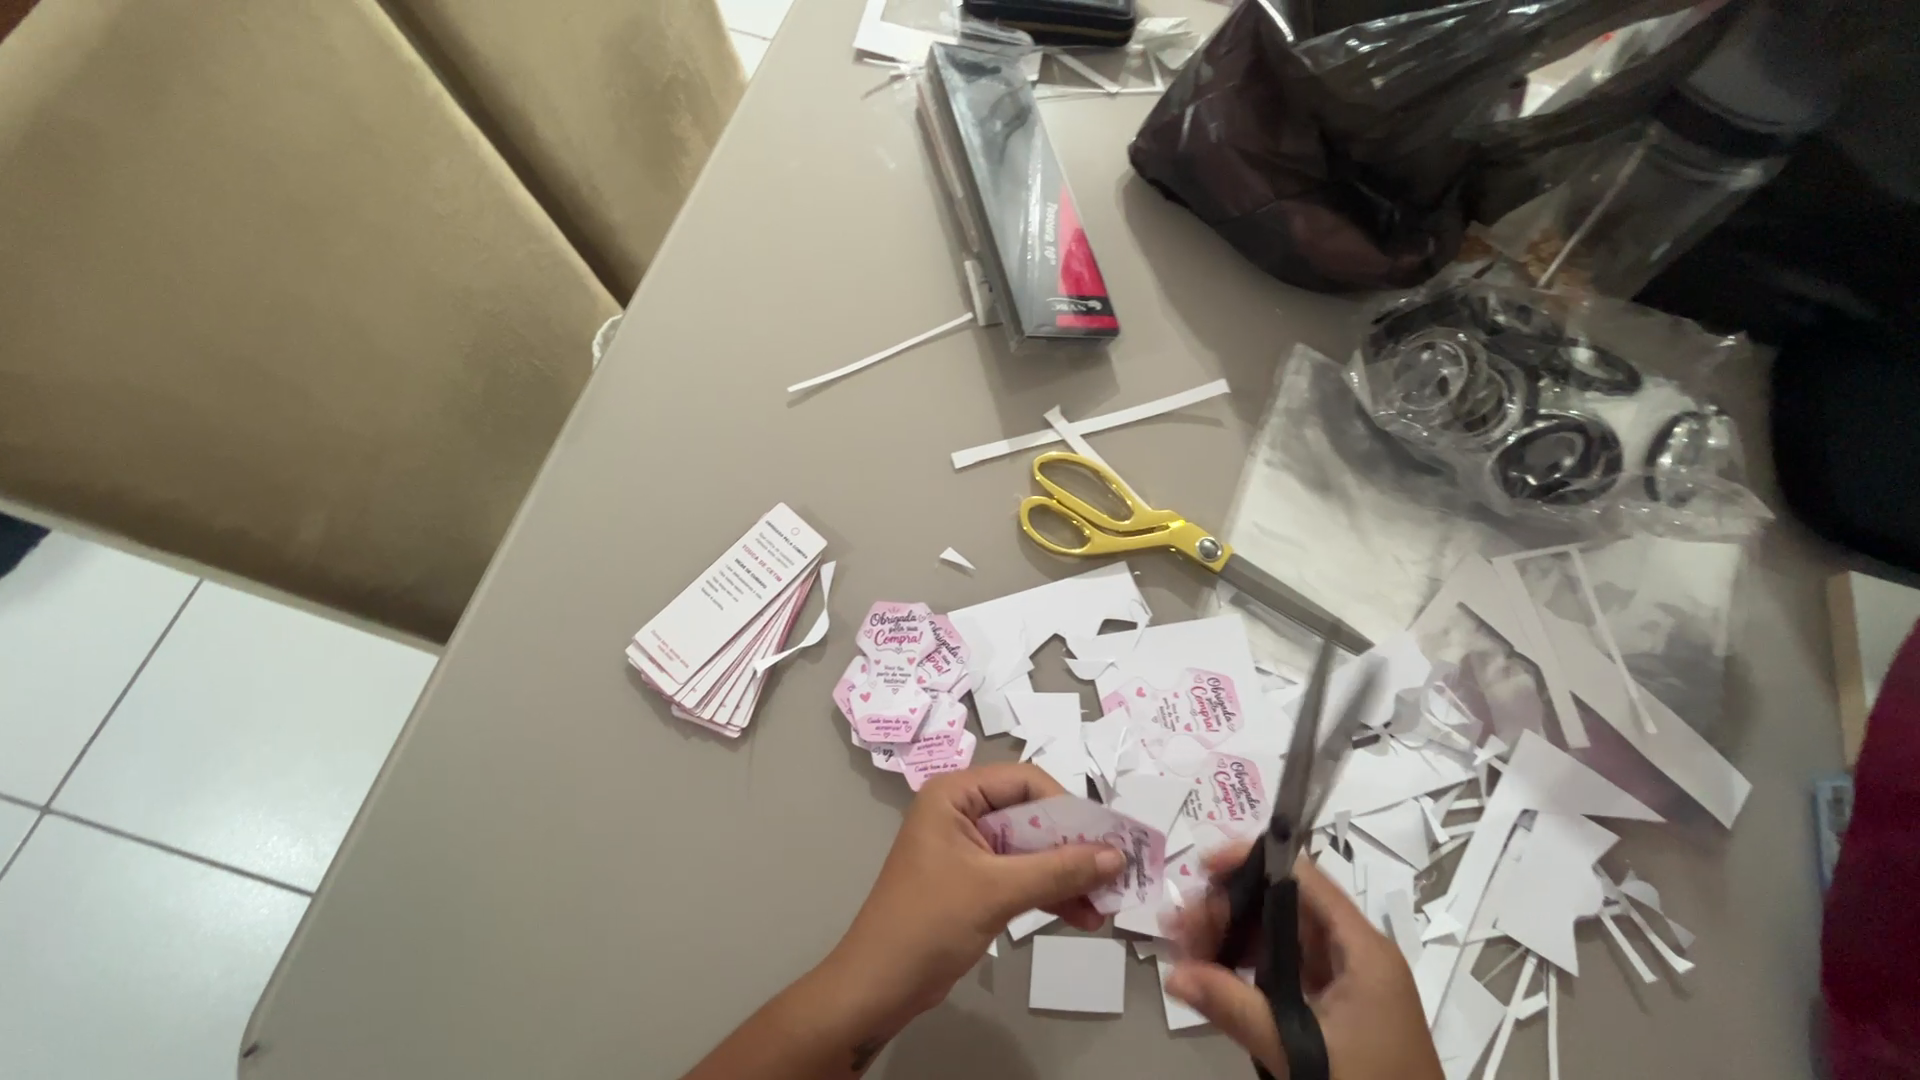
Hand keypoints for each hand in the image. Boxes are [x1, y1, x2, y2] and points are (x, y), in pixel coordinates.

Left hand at [827, 764, 1124, 1021]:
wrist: (879, 985)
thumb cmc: (928, 922)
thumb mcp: (996, 891)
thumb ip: (1057, 871)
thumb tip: (1115, 856)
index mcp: (955, 795)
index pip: (1024, 781)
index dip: (1066, 806)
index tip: (1104, 836)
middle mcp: (962, 813)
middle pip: (1031, 815)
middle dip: (1073, 846)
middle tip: (1116, 871)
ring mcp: (968, 849)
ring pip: (1031, 849)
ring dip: (1067, 875)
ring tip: (1107, 903)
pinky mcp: (974, 883)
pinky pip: (1021, 876)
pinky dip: (1050, 893)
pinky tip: (1082, 917)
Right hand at [1165, 842, 1442, 1079]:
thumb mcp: (1301, 1049)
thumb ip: (1236, 1008)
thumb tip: (1174, 975)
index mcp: (1362, 949)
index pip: (1302, 877)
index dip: (1250, 862)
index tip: (1201, 869)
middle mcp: (1356, 953)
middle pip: (1283, 905)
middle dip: (1228, 909)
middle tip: (1179, 928)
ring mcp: (1347, 981)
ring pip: (1279, 936)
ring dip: (1232, 937)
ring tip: (1186, 951)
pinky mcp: (1337, 1007)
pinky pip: (1286, 968)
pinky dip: (1249, 966)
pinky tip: (1214, 974)